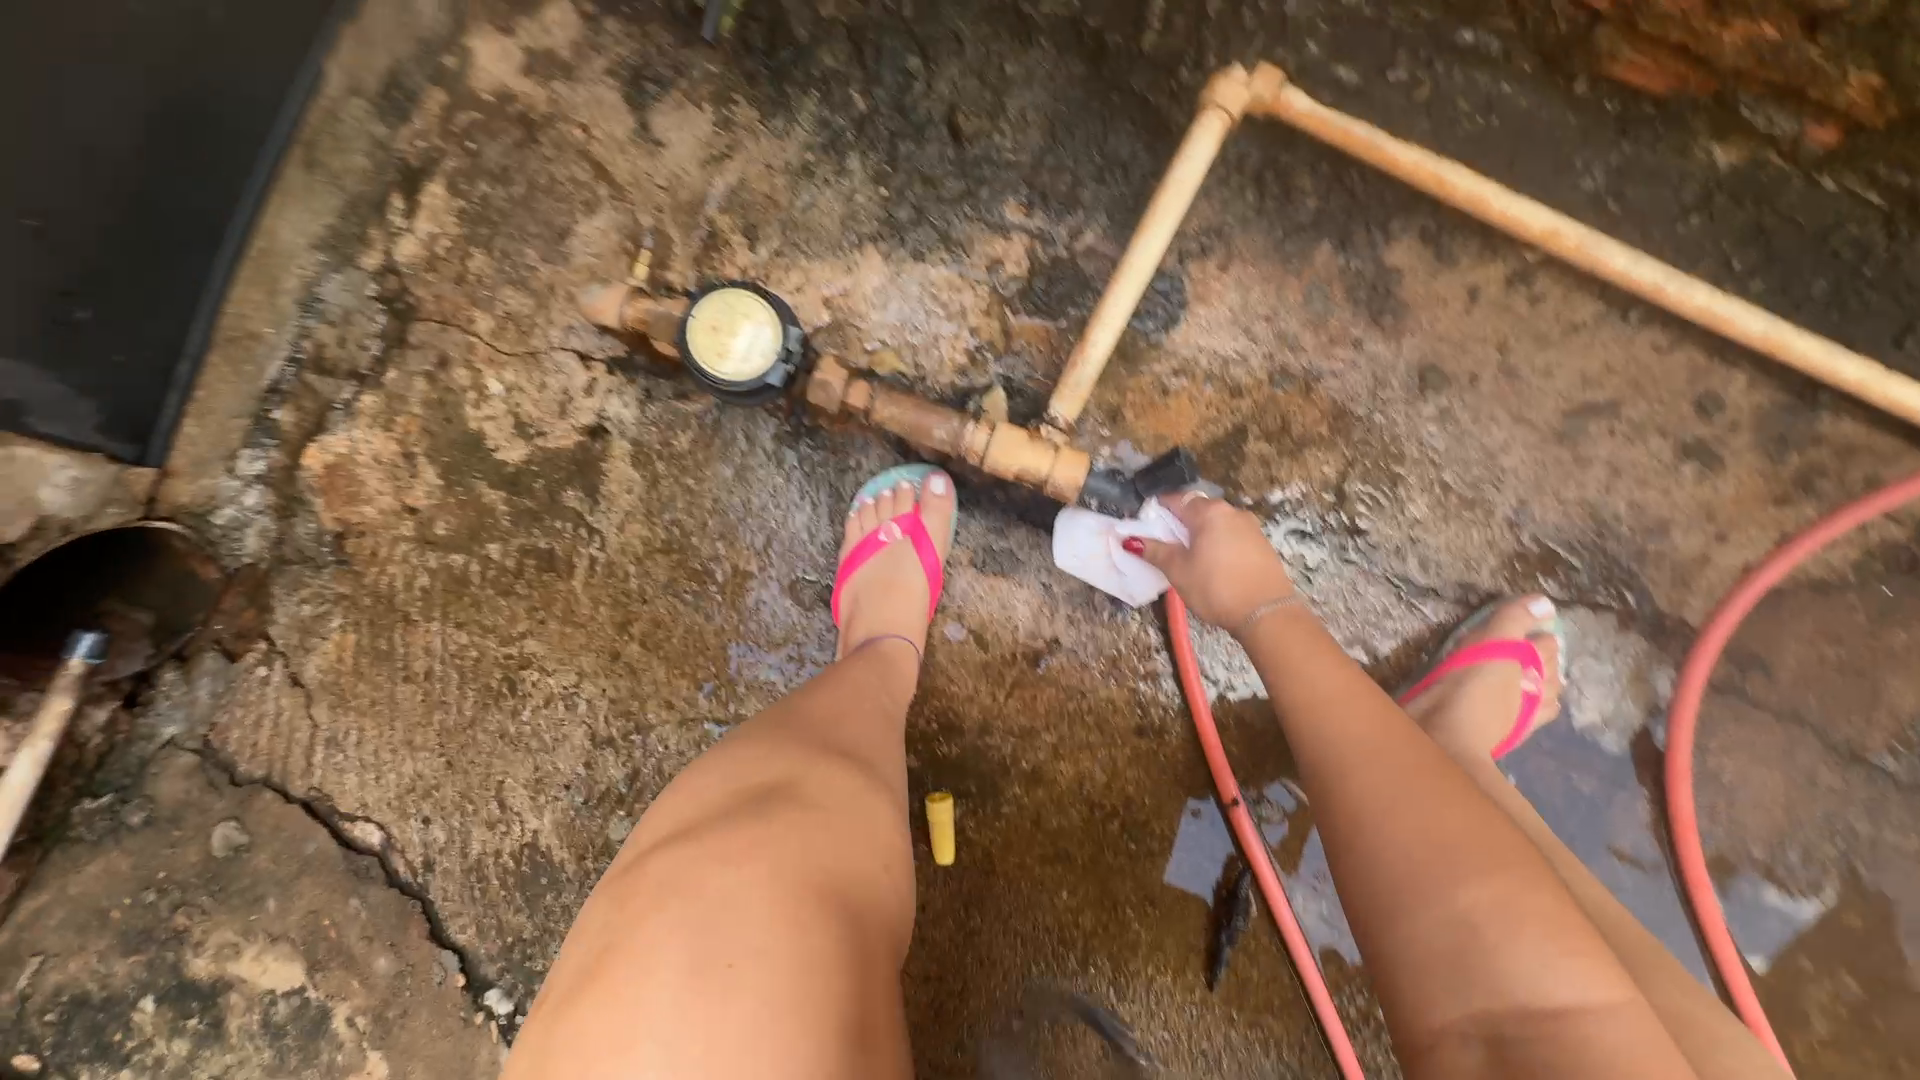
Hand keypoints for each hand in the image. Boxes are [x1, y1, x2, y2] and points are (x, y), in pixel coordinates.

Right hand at [1127, 493, 1295, 632]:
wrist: (1266, 613)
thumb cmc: (1215, 588)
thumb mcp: (1178, 570)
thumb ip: (1154, 551)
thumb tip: (1129, 540)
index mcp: (1209, 512)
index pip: (1176, 500)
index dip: (1157, 510)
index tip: (1145, 527)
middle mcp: (1232, 512)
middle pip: (1198, 510)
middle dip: (1179, 523)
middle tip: (1165, 545)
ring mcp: (1250, 527)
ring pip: (1216, 523)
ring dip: (1200, 534)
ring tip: (1188, 558)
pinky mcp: (1261, 544)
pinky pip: (1231, 536)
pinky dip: (1218, 543)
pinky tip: (1213, 565)